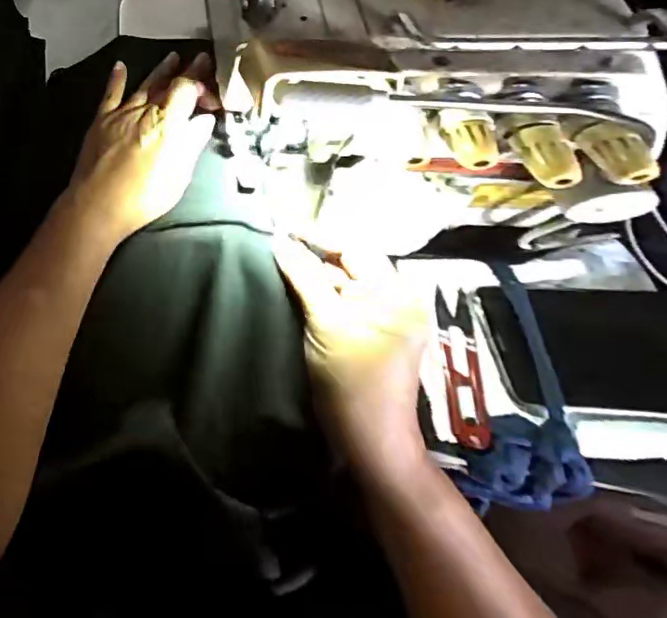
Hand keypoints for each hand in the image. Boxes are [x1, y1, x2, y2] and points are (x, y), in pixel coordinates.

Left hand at [62, 52, 218, 244]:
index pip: (186, 90)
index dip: (201, 87)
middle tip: (200, 58)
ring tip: (172, 57)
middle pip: (168, 84)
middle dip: (187, 71)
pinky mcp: (101, 120)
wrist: (96, 205)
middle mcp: (143, 113)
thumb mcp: (178, 176)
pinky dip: (116, 79)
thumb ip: (191, 144)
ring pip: (144, 86)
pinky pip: (110, 94)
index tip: (210, 96)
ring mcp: (120, 114)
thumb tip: (203, 120)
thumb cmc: (142, 198)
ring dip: (160, 71)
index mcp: (166, 124)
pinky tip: (120, 66)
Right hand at [274, 240, 429, 475]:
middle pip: (346, 263)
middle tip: (270, 245)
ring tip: (273, 264)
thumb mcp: (325, 321)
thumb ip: (303, 275)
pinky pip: (339, 301)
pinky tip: (288, 289)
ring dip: (310, 274)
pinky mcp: (367, 333)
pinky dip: (315, 293)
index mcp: (397, 293)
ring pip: (339, 282)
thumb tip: (277, 238)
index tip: (277, 227)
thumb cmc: (352, 379)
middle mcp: (395, 299)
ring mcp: (382, 318)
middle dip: (309, 254)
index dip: (315, 236)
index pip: (353, 248)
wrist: (368, 439)